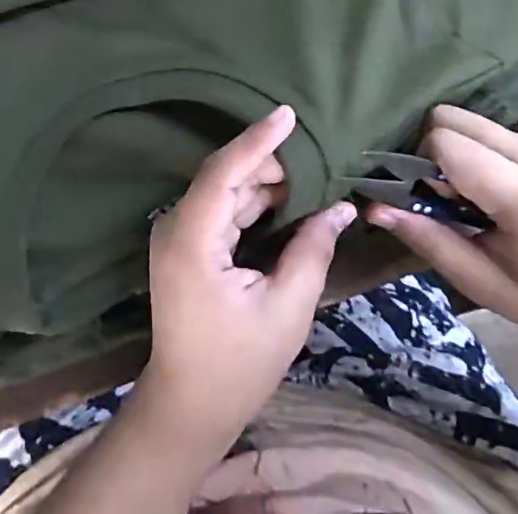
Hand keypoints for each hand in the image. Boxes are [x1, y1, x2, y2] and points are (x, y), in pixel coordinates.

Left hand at [138, 104, 356, 446]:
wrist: (190, 403)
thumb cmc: (239, 363)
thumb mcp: (286, 308)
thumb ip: (312, 249)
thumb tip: (341, 207)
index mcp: (191, 242)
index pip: (223, 173)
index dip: (257, 140)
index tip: (288, 113)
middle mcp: (175, 227)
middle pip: (223, 175)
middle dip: (269, 163)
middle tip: (316, 162)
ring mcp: (177, 234)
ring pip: (224, 188)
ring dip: (264, 181)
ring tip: (308, 179)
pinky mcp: (185, 243)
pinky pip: (221, 207)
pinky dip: (253, 200)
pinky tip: (285, 200)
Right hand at [366, 104, 517, 369]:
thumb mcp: (484, 283)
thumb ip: (427, 238)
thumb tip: (372, 208)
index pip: (444, 141)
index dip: (420, 166)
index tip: (427, 204)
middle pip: (451, 116)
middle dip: (431, 149)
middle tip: (443, 199)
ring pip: (470, 120)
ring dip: (454, 151)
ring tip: (470, 201)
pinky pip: (493, 132)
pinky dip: (476, 153)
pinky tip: (493, 196)